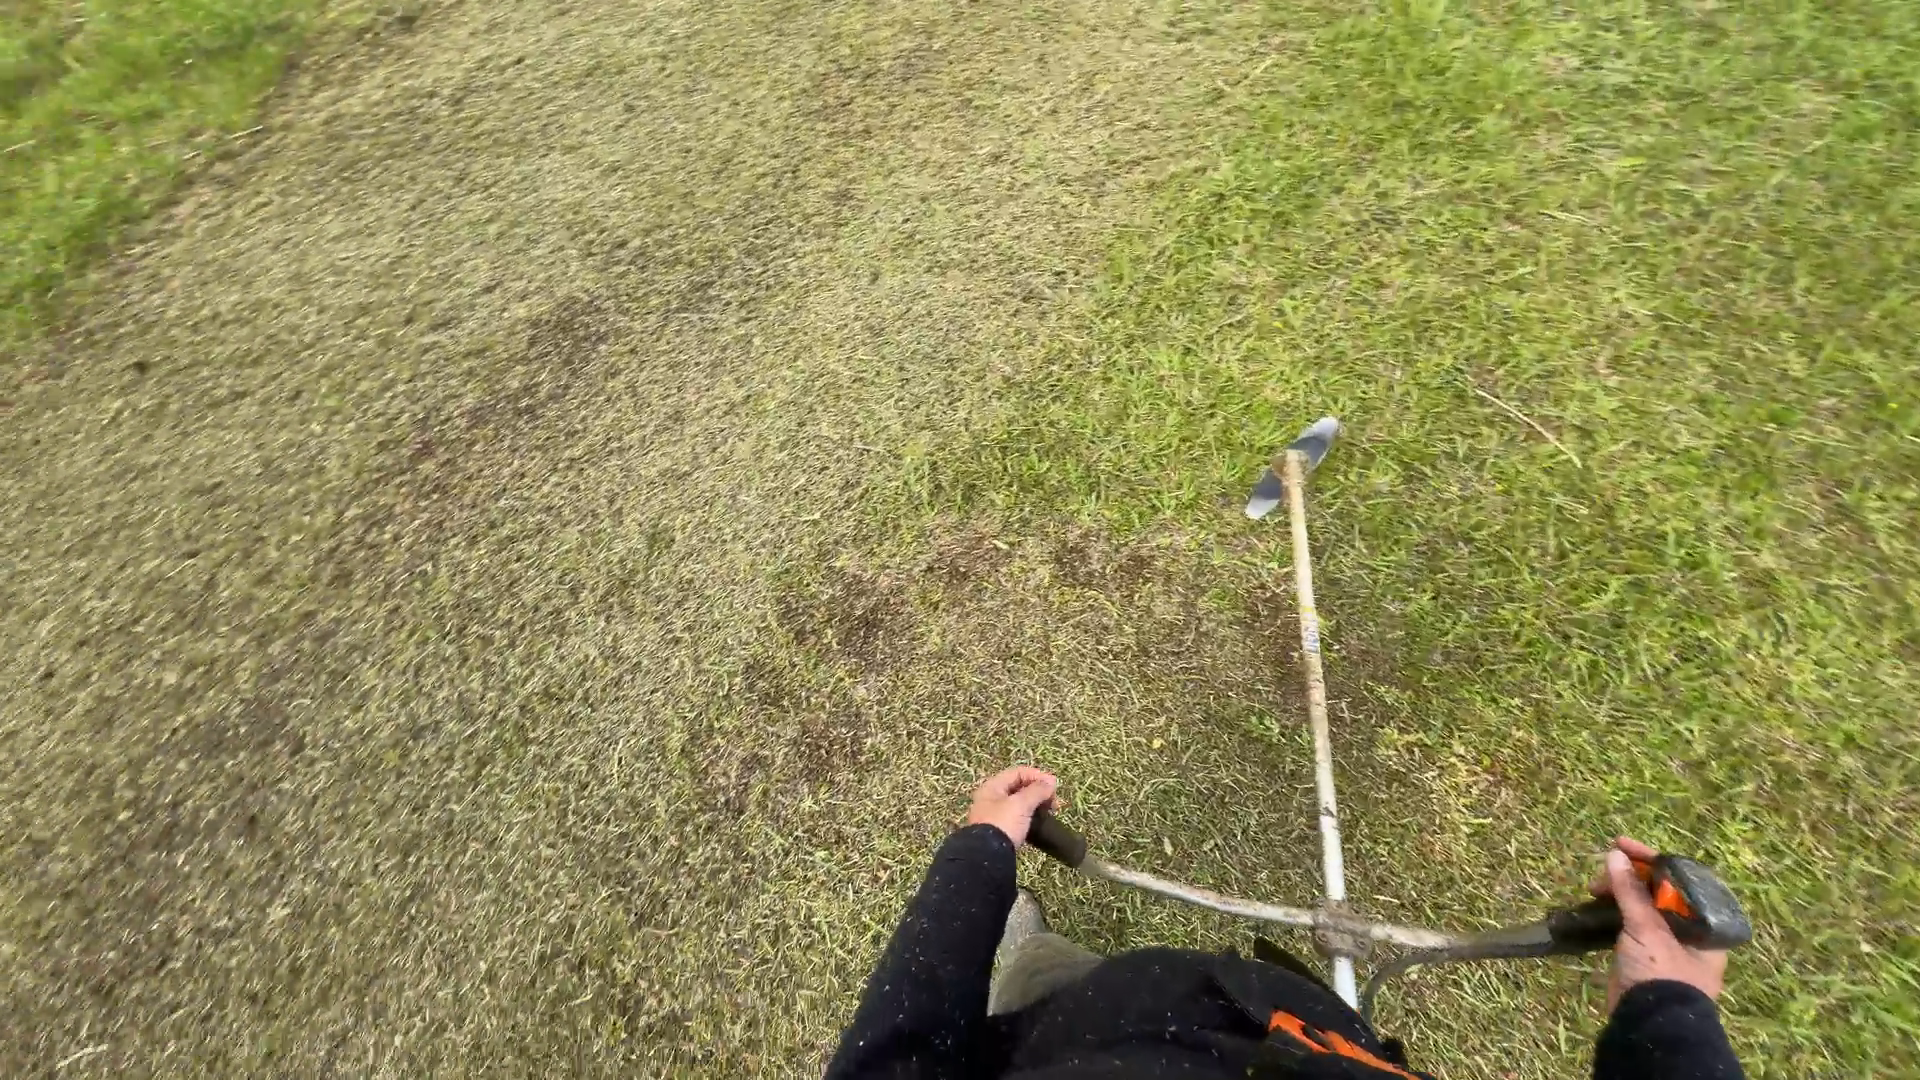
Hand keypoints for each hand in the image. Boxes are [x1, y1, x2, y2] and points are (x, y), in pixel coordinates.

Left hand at [965, 766, 1057, 846]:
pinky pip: (1017, 818)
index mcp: (992, 786)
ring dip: (1035, 805)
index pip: (1018, 773)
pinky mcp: (999, 831)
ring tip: (1049, 813)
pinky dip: (1030, 818)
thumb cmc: (1003, 824)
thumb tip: (1051, 781)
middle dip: (1038, 791)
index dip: (1037, 776)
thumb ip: (1037, 791)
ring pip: (1019, 803)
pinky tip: (1039, 825)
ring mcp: (994, 815)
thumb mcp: (1021, 804)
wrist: (987, 857)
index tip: (1054, 786)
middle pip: (1019, 787)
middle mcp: (991, 798)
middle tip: (1054, 802)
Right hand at [1590, 836, 1729, 1009]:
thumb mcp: (1647, 929)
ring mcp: (1666, 941)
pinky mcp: (1644, 950)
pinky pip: (1629, 918)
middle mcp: (1690, 931)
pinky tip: (1597, 904)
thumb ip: (1630, 891)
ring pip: (1641, 902)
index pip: (1681, 880)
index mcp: (1705, 926)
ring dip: (1617, 890)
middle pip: (1659, 889)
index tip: (1620, 843)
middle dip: (1628, 875)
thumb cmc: (1662, 972)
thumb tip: (1614, 854)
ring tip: (1594, 890)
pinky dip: (1613, 907)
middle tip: (1601, 873)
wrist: (1652, 1020)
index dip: (1651, 859)